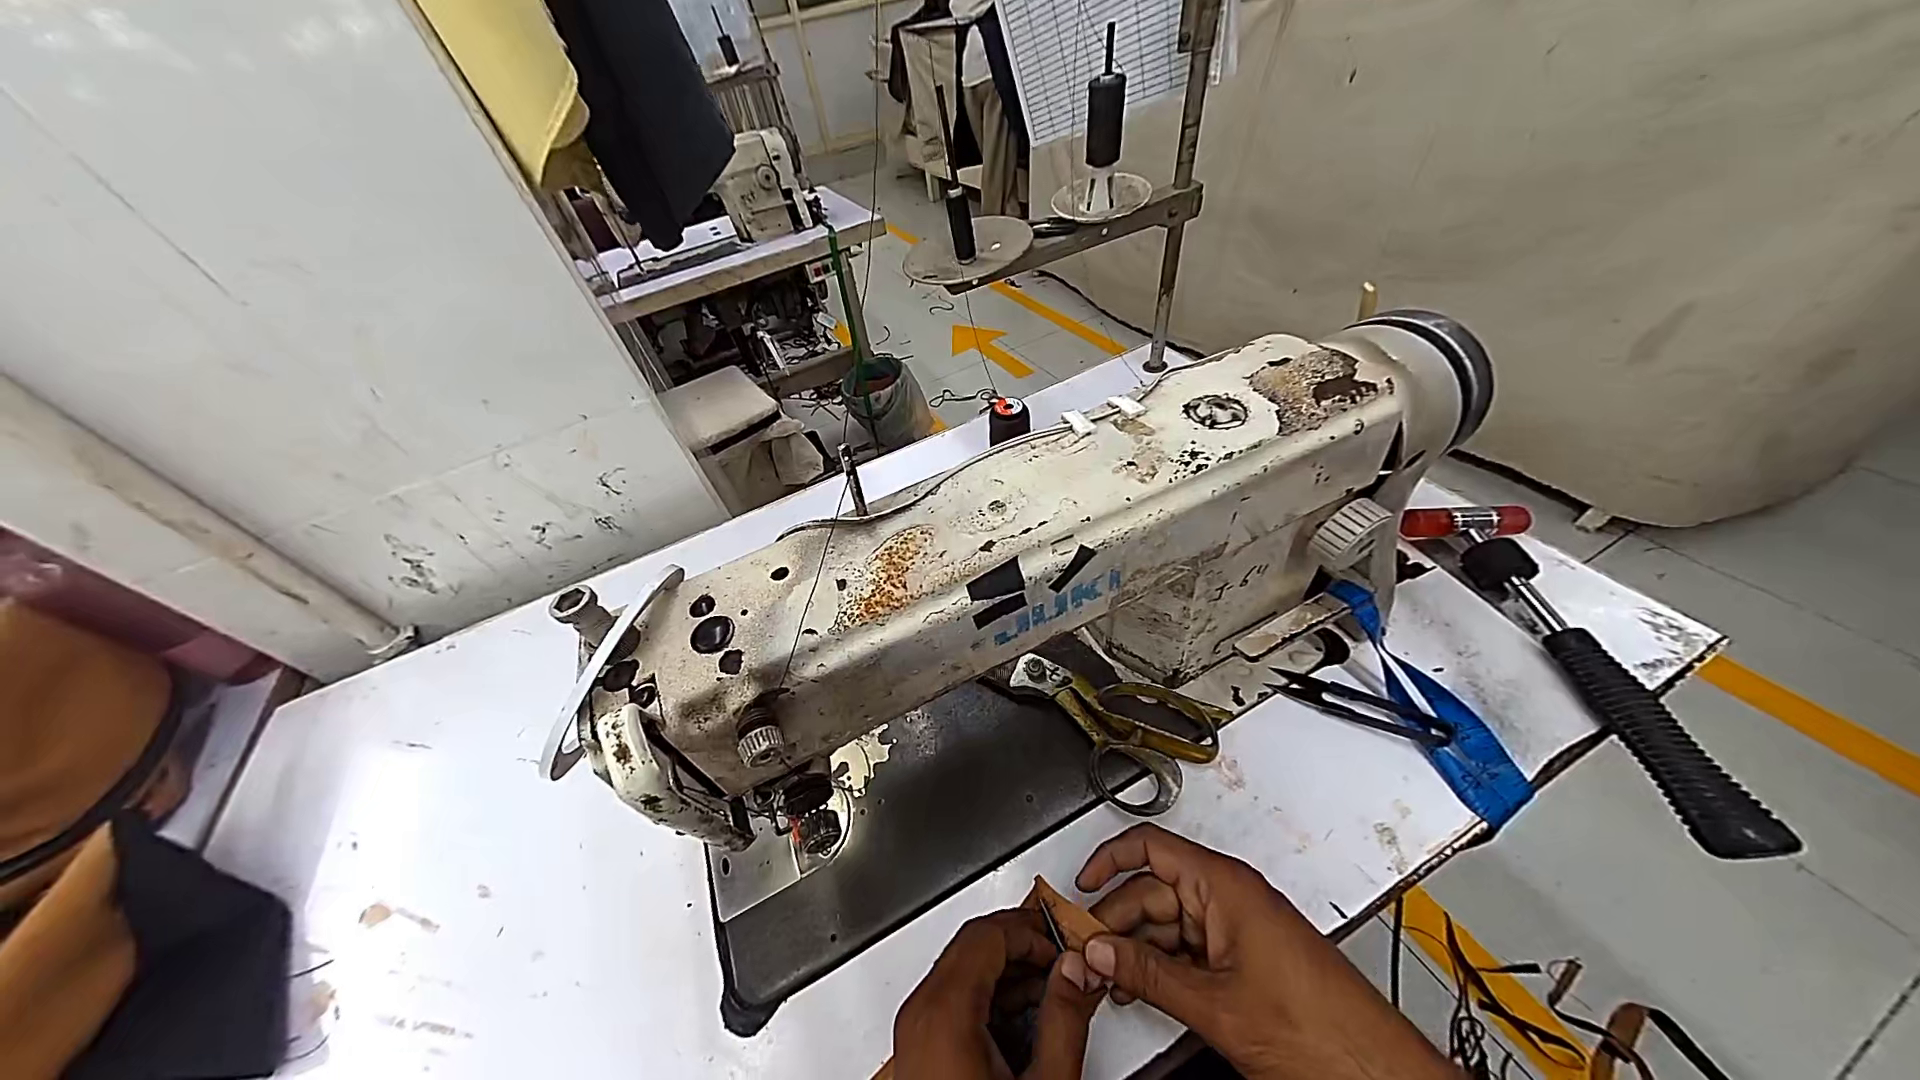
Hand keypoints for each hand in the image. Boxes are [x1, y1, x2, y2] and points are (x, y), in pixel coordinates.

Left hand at [893, 909, 1105, 1079]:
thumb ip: (1064, 1019)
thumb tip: (1076, 971)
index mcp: (944, 1012)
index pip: (987, 934)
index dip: (1030, 931)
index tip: (1062, 943)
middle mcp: (921, 1013)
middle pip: (973, 947)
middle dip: (1022, 948)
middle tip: (1062, 963)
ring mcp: (914, 1032)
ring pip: (963, 971)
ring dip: (1008, 972)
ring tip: (1051, 993)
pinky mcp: (918, 1049)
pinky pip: (954, 999)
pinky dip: (989, 997)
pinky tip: (1024, 1020)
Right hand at [1079, 824, 1459, 1079]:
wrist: (1378, 1076)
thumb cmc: (1323, 1032)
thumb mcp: (1214, 1005)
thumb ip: (1146, 975)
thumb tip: (1100, 952)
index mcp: (1224, 885)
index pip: (1150, 847)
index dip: (1109, 859)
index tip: (1082, 881)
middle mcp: (1230, 895)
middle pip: (1153, 889)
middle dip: (1117, 920)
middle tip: (1089, 950)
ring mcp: (1237, 924)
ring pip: (1168, 922)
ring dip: (1138, 949)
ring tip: (1112, 979)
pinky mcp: (1244, 953)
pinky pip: (1188, 945)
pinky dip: (1162, 965)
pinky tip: (1143, 988)